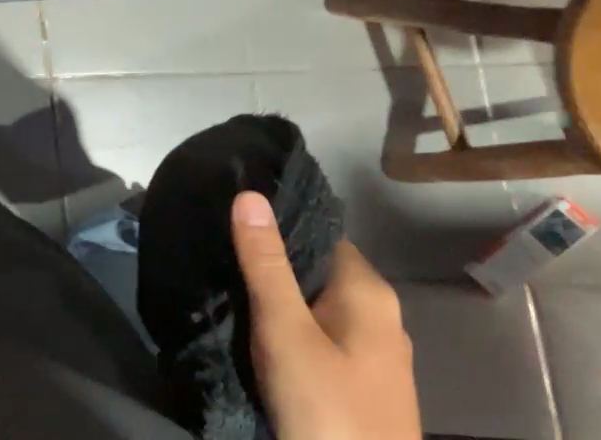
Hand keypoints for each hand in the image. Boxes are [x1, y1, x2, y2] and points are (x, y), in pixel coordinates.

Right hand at [230, 191, 420, 439]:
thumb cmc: (326, 406)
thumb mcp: (284, 330)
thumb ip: (266, 263)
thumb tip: (250, 194)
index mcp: (369, 294)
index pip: (319, 234)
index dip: (277, 223)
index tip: (229, 215)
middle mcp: (382, 317)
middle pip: (318, 269)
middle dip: (273, 261)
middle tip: (218, 250)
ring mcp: (376, 355)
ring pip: (318, 305)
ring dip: (280, 297)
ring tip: (229, 285)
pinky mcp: (364, 384)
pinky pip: (322, 335)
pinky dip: (293, 327)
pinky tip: (260, 332)